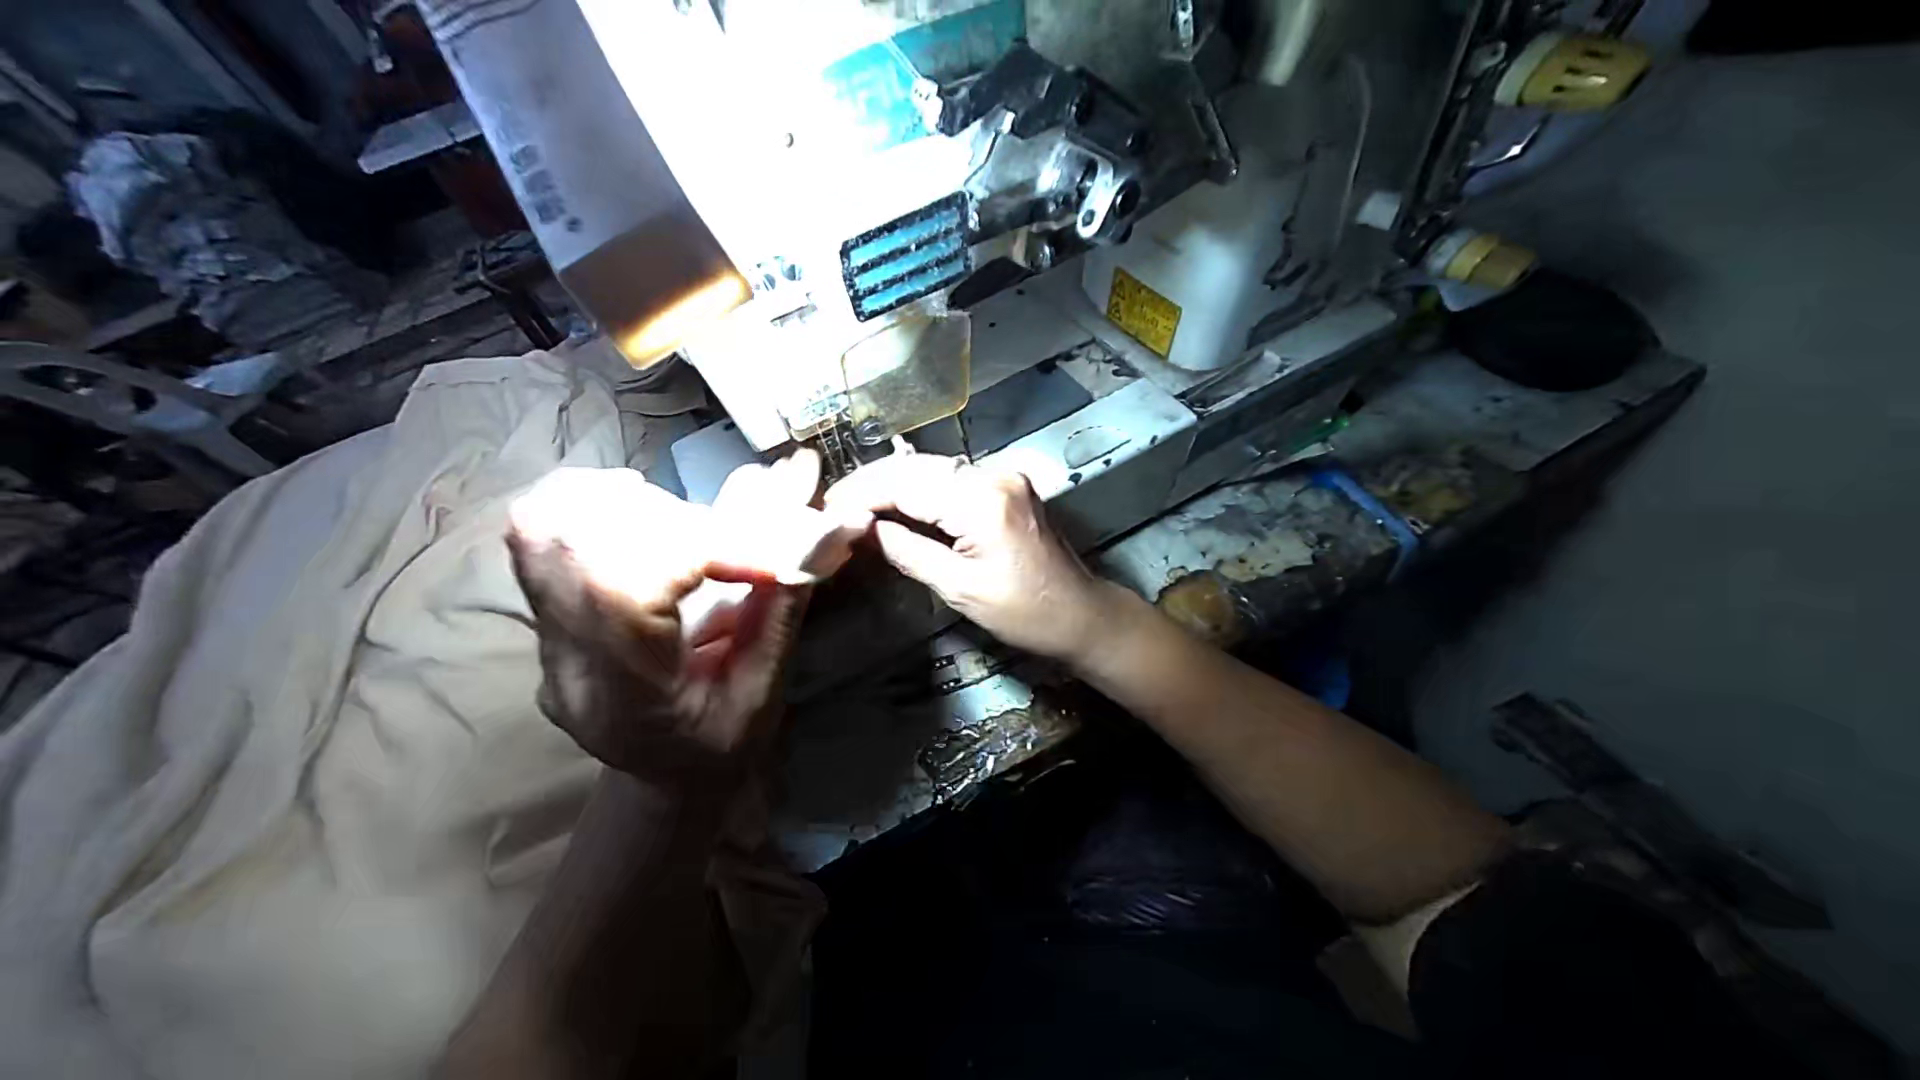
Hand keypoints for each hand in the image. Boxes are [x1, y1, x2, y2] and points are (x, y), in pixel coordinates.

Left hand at [507, 452, 868, 785]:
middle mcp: (566, 664)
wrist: (667, 776)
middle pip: (577, 544)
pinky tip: (642, 519)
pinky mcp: (541, 615)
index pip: (631, 590)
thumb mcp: (765, 689)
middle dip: (667, 519)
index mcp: (626, 695)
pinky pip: (537, 534)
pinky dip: (592, 505)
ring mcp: (542, 639)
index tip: (763, 552)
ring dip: (626, 505)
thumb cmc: (723, 746)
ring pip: (545, 526)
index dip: (702, 545)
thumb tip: (827, 528)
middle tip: (720, 539)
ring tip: (682, 529)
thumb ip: (783, 606)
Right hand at [824, 453, 1124, 663]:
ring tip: (854, 504)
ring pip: (932, 469)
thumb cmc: (1024, 613)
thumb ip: (908, 552)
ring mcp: (1004, 476)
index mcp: (983, 501)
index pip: (907, 485)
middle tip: (833, 504)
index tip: (827, 508)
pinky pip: (952, 479)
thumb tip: (864, 529)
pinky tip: (895, 504)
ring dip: (893, 484)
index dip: (863, 494)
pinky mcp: (1007, 485)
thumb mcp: (959, 589)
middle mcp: (994, 475)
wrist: (1081, 614)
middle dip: (872, 483)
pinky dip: (920, 489)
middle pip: (918, 467)